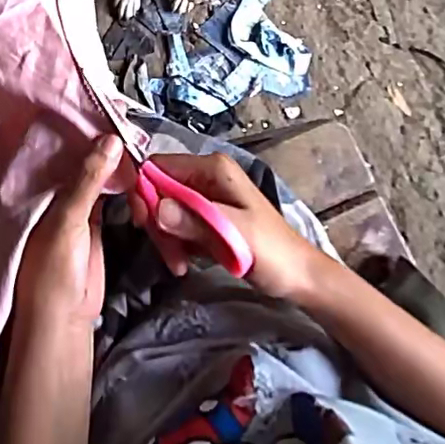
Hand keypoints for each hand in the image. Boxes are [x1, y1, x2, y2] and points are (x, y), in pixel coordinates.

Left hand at [14, 135, 123, 326]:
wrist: (65, 318)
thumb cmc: (54, 268)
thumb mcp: (68, 219)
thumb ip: (89, 179)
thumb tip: (111, 139)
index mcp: (41, 186)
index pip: (64, 147)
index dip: (85, 127)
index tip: (110, 108)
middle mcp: (58, 191)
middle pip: (83, 158)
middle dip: (104, 142)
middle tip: (131, 122)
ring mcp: (77, 205)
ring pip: (98, 174)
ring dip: (116, 162)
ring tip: (137, 141)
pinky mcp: (95, 220)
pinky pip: (110, 193)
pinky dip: (122, 183)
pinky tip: (135, 170)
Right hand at [128, 152, 328, 301]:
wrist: (300, 277)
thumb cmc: (272, 252)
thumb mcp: (234, 234)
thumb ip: (195, 220)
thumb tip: (157, 209)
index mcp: (214, 168)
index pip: (160, 166)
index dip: (146, 191)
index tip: (145, 224)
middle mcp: (207, 175)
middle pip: (160, 189)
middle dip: (158, 221)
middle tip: (169, 254)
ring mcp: (208, 196)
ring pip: (166, 209)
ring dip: (166, 237)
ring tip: (179, 264)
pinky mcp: (207, 217)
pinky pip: (178, 224)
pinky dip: (176, 244)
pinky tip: (185, 263)